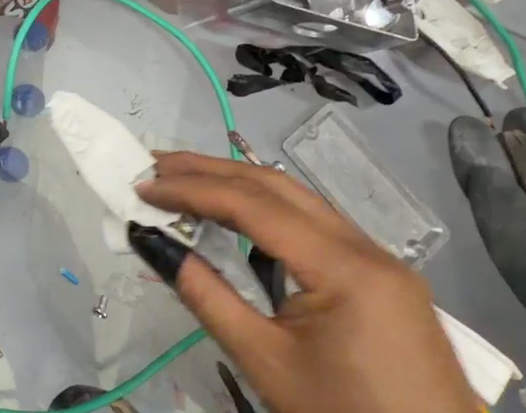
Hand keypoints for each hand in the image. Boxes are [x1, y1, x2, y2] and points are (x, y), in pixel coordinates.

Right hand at [131, 152, 471, 412]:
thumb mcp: (265, 361)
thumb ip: (205, 294)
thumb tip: (151, 241)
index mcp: (345, 268)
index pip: (253, 205)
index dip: (191, 189)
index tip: (141, 186)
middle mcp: (369, 251)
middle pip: (277, 187)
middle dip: (210, 170)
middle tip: (154, 164)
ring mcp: (383, 264)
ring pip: (299, 201)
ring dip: (238, 185)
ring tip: (184, 181)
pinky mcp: (384, 281)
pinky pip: (316, 226)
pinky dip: (267, 211)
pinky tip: (237, 218)